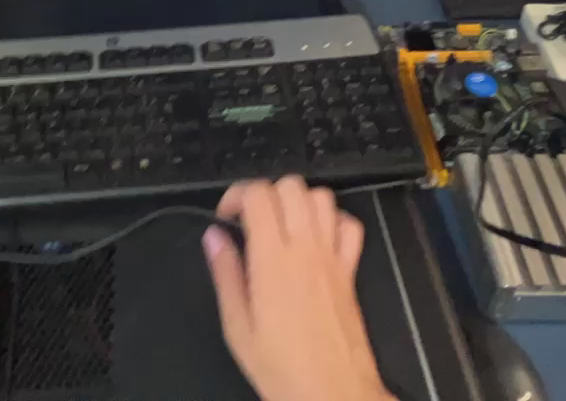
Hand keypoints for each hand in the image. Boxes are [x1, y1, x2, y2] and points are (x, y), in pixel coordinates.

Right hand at [202, 177, 393, 400]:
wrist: (336, 396)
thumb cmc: (282, 370)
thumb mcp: (239, 329)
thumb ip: (226, 275)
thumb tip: (213, 237)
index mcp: (273, 260)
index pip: (258, 194)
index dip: (237, 194)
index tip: (227, 216)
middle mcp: (306, 248)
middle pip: (290, 185)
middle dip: (266, 192)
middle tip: (252, 219)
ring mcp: (332, 255)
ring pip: (321, 196)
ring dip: (298, 200)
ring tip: (283, 223)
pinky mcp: (352, 269)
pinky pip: (350, 224)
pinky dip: (332, 220)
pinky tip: (316, 236)